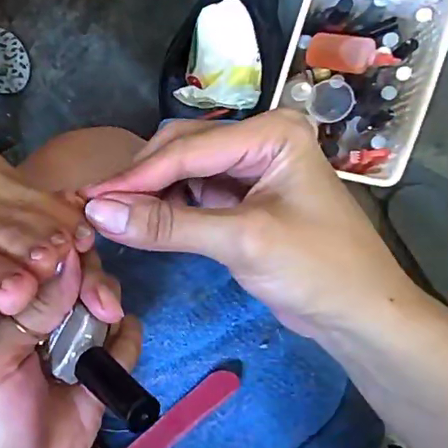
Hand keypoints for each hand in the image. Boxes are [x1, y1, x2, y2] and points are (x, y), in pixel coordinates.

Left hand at [0, 251, 141, 447]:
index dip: (56, 247)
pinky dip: (127, 336)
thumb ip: (31, 312)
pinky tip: (117, 352)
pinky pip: (126, 331)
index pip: (33, 259)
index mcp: (4, 303)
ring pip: (102, 292)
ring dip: (109, 300)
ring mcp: (74, 330)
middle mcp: (40, 309)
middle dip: (90, 277)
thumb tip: (69, 260)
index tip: (79, 242)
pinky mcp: (103, 356)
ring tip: (108, 319)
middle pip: (74, 269)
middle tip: (100, 301)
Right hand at [80, 111, 422, 338]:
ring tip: (109, 214)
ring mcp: (249, 166)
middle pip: (180, 149)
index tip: (87, 197)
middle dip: (139, 179)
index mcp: (272, 132)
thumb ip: (168, 225)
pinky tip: (140, 220)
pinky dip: (165, 207)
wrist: (359, 314)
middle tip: (93, 207)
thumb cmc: (317, 270)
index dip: (135, 176)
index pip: (188, 149)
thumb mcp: (241, 243)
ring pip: (181, 169)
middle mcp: (259, 139)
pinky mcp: (240, 196)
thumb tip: (99, 213)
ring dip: (148, 192)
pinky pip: (191, 192)